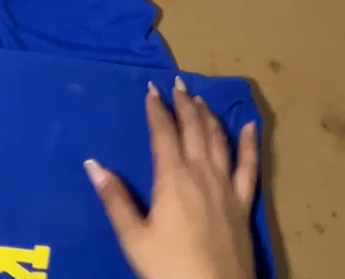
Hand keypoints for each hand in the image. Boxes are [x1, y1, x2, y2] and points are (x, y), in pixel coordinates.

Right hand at [86, 77, 260, 278]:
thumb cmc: (169, 268)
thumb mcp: (134, 238)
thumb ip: (115, 199)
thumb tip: (93, 164)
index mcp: (173, 177)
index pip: (163, 133)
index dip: (157, 109)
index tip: (152, 89)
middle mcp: (201, 172)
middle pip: (193, 128)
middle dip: (184, 103)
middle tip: (178, 83)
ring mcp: (226, 185)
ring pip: (218, 139)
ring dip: (209, 116)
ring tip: (201, 98)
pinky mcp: (243, 202)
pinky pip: (249, 165)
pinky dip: (250, 143)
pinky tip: (251, 126)